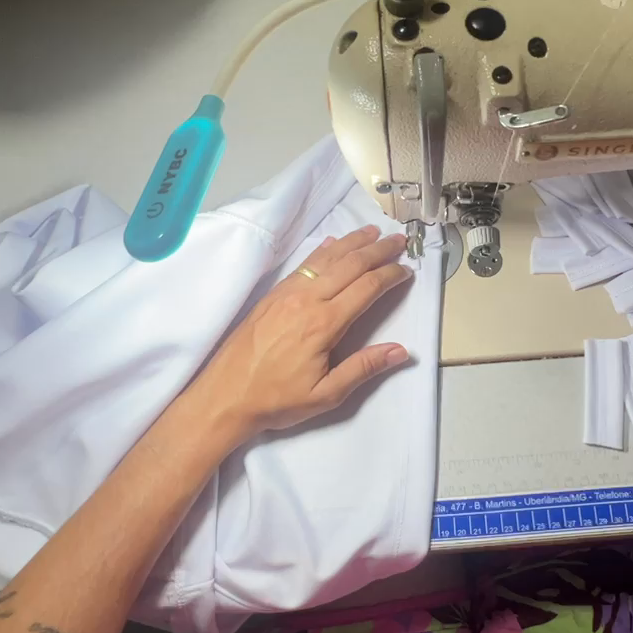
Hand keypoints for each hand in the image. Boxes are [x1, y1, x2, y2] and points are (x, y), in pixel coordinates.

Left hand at [186, 226, 415, 438]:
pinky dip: (324, 251)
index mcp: (324, 324)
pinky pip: (304, 264)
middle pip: (349, 265)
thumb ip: (364, 368)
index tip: (407, 270)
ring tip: (373, 232)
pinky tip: (333, 244)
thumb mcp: (326, 395)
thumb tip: (401, 351)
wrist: (225, 395)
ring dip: (352, 243)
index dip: (390, 276)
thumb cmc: (277, 399)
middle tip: (399, 240)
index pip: (366, 288)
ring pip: (326, 258)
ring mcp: (287, 293)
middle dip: (377, 250)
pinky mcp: (273, 295)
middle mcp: (307, 300)